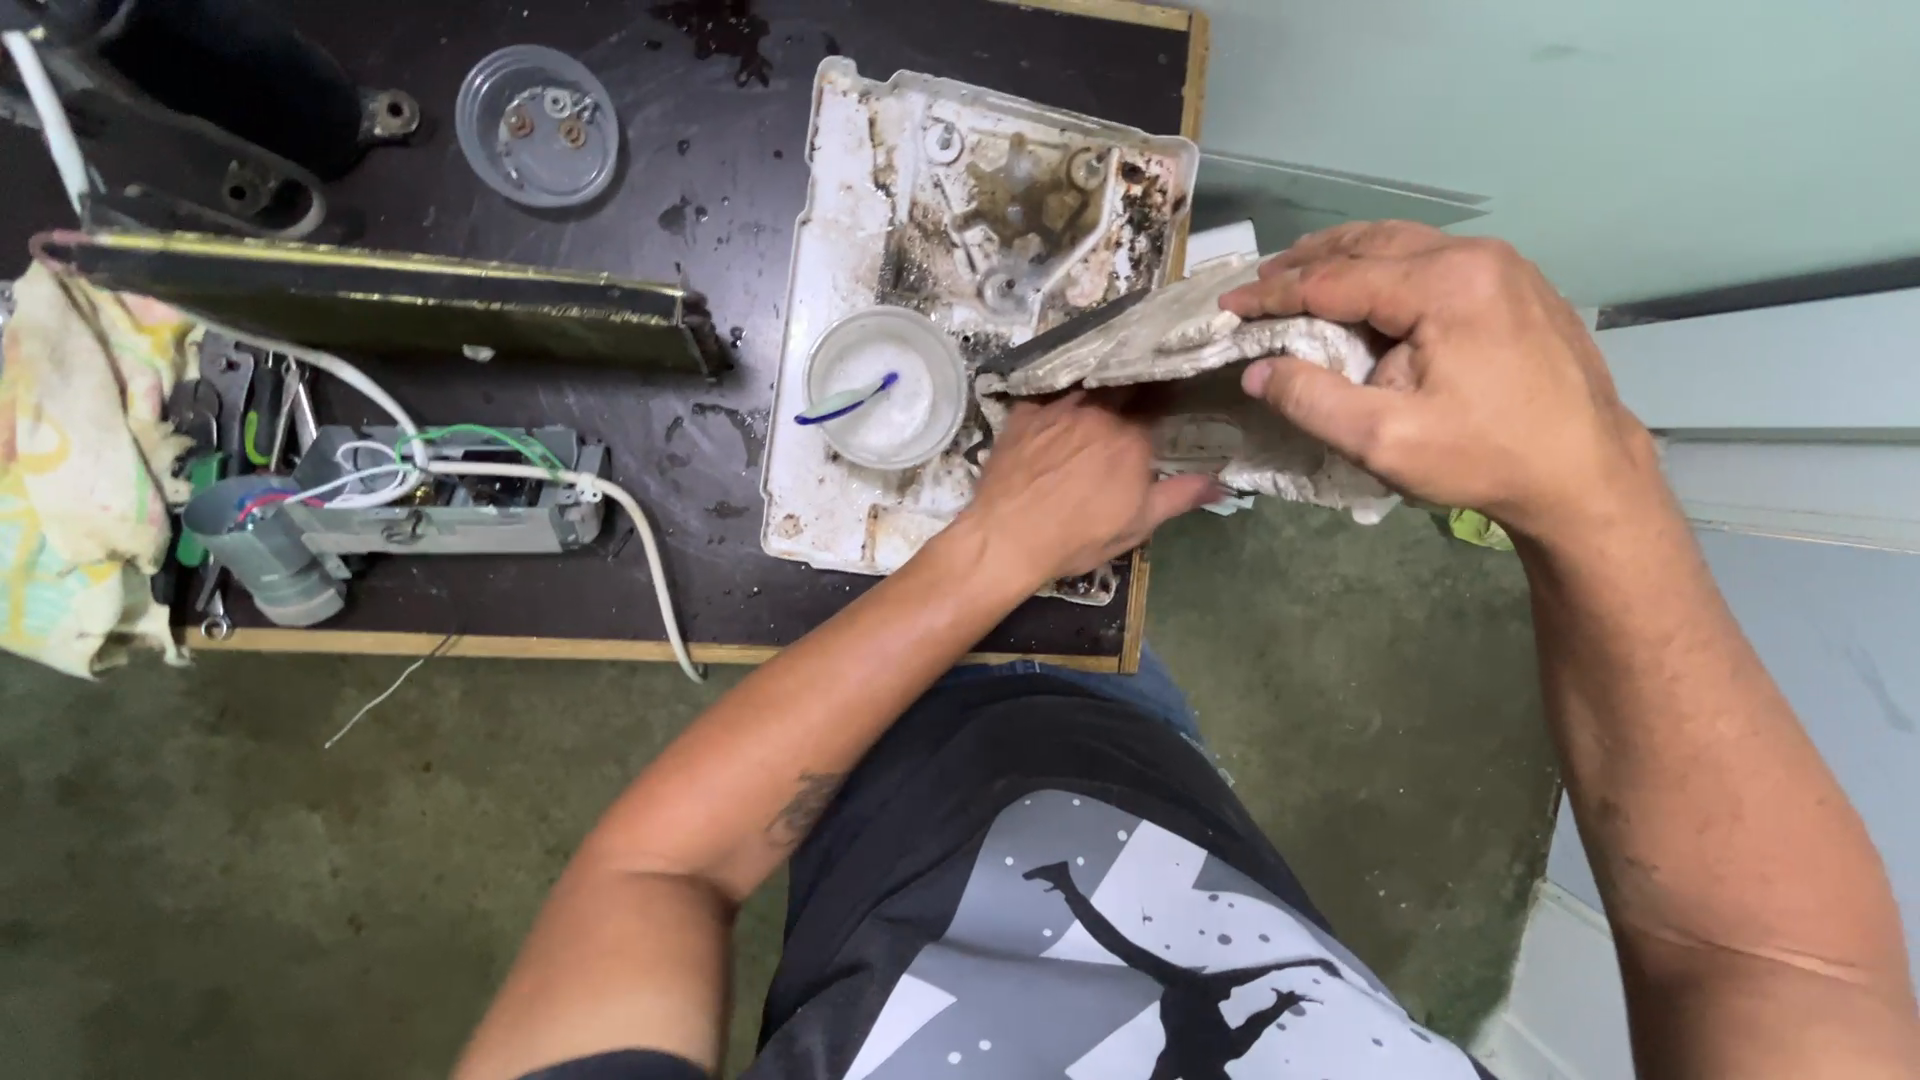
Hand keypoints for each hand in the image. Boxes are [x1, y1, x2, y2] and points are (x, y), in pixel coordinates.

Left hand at [954, 391, 1217, 587]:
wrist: (1008, 537)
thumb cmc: (1078, 537)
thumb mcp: (1137, 525)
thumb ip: (1179, 497)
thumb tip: (1222, 483)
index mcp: (1132, 438)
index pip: (1158, 408)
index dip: (1162, 407)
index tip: (1164, 408)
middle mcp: (1098, 413)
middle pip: (1122, 390)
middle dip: (1131, 392)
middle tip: (1131, 401)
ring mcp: (1058, 410)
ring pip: (1085, 389)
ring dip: (1094, 393)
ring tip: (1096, 399)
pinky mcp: (1023, 415)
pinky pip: (1045, 397)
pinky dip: (1054, 401)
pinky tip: (1054, 407)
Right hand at [1218, 222, 1664, 545]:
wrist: (1584, 472)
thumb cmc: (1482, 457)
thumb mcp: (1382, 440)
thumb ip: (1310, 400)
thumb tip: (1257, 370)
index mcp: (1444, 285)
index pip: (1334, 279)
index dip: (1273, 294)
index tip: (1226, 306)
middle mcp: (1475, 257)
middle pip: (1368, 244)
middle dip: (1304, 262)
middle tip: (1256, 283)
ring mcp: (1501, 266)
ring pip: (1401, 243)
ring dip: (1343, 257)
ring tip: (1297, 274)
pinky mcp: (1513, 284)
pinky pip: (1430, 257)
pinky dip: (1381, 265)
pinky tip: (1364, 288)